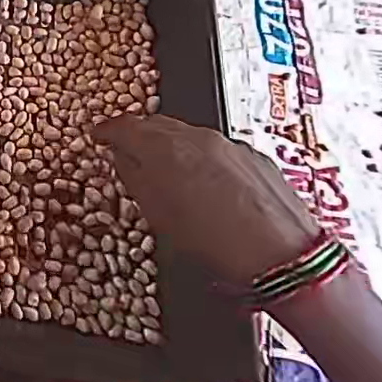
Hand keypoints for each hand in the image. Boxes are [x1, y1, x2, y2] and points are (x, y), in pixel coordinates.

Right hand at [91, 115, 316, 285]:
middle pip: (155, 124)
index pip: (123, 125)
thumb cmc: (215, 240)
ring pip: (187, 135)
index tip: (98, 135)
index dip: (106, 130)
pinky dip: (200, 157)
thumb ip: (132, 176)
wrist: (284, 257)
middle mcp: (196, 137)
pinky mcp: (254, 157)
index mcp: (163, 147)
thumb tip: (122, 158)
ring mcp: (228, 144)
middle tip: (125, 150)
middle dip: (137, 135)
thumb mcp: (155, 213)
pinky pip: (215, 148)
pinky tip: (203, 184)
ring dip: (169, 146)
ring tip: (165, 171)